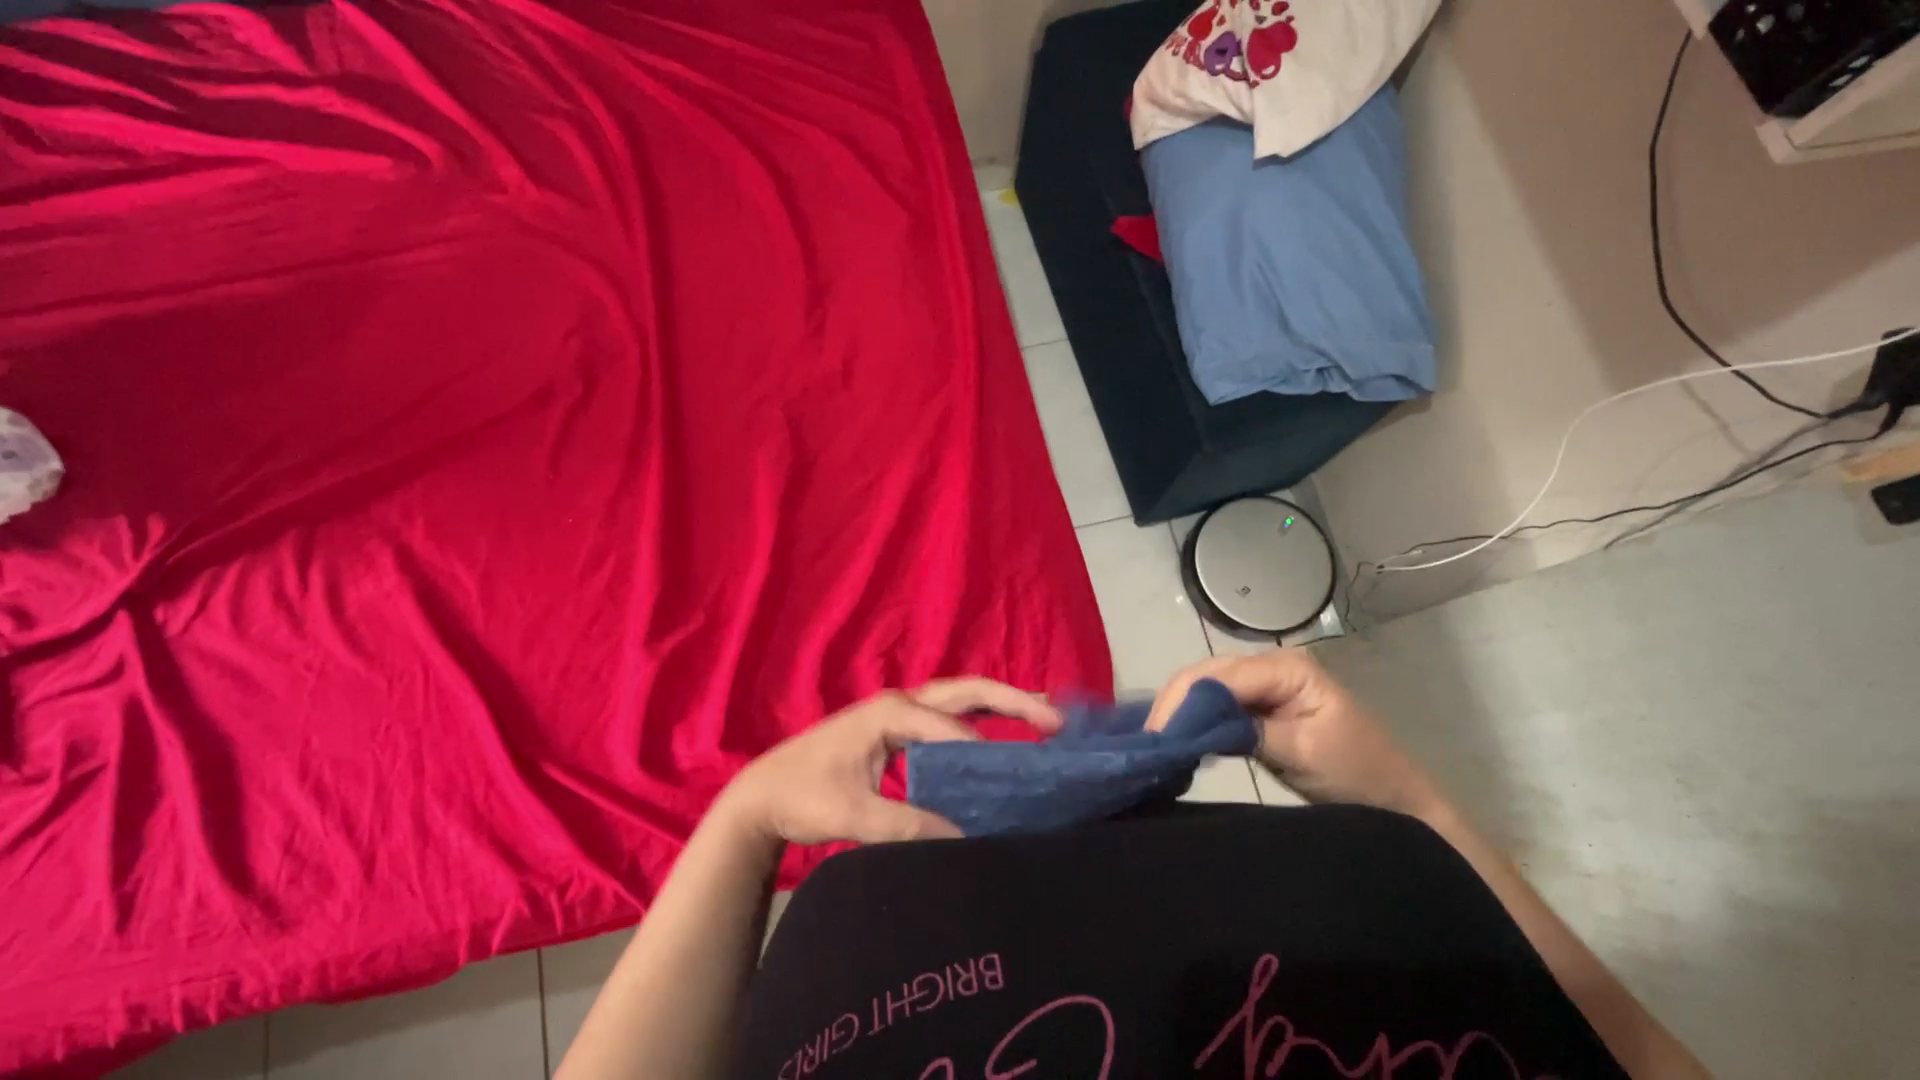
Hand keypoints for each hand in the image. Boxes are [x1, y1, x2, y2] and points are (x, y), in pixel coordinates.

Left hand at [715, 678, 1060, 845]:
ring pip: (961, 700)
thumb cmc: (802, 797)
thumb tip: (963, 841)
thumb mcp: (852, 815)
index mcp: (890, 713)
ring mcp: (899, 712)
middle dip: (1013, 700)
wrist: (763, 793)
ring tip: (1046, 715)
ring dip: (1002, 704)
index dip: (984, 754)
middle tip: (1058, 718)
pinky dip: (982, 721)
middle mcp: (901, 703)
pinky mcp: (898, 729)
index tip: (1016, 779)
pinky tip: (1004, 736)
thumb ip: (905, 826)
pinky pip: (950, 718)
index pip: (951, 730)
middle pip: (967, 692)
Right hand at [1146, 649, 1446, 819]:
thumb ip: (1247, 730)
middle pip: (1206, 675)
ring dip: (1180, 713)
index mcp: (1286, 667)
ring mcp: (1264, 685)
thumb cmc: (1359, 774)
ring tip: (1157, 744)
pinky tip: (1178, 741)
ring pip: (1205, 688)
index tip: (1157, 738)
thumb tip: (1193, 724)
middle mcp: (1270, 665)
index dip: (1184, 702)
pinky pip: (1215, 706)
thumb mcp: (1302, 751)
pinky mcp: (1259, 708)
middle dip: (1175, 705)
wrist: (1397, 802)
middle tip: (1148, 745)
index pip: (1220, 676)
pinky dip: (1193, 721)